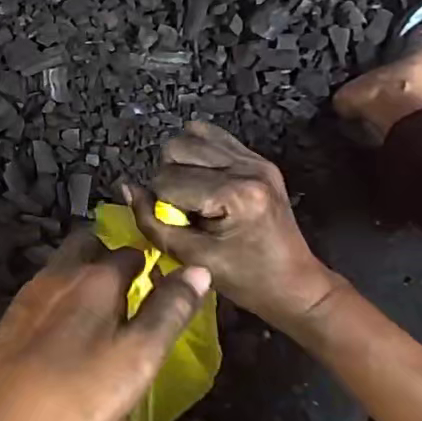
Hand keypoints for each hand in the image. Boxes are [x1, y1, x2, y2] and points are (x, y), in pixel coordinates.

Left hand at [0, 231, 210, 420]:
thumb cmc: (81, 392)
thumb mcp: (138, 357)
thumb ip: (167, 311)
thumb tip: (197, 270)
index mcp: (94, 277)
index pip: (131, 252)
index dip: (151, 264)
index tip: (164, 286)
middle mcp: (59, 272)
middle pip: (89, 246)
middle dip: (112, 258)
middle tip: (134, 292)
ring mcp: (32, 291)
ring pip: (65, 266)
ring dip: (88, 276)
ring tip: (109, 314)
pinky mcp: (15, 313)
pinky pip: (48, 290)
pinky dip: (66, 296)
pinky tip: (75, 331)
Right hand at [121, 121, 341, 329]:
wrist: (295, 284)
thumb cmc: (244, 279)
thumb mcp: (191, 258)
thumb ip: (150, 222)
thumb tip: (125, 187)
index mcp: (235, 196)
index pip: (166, 181)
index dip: (159, 204)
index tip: (176, 226)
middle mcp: (247, 168)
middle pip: (175, 151)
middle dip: (167, 179)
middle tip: (181, 208)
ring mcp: (255, 160)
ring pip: (188, 138)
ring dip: (179, 164)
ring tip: (190, 192)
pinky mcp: (257, 159)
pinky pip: (210, 135)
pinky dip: (195, 152)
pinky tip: (199, 176)